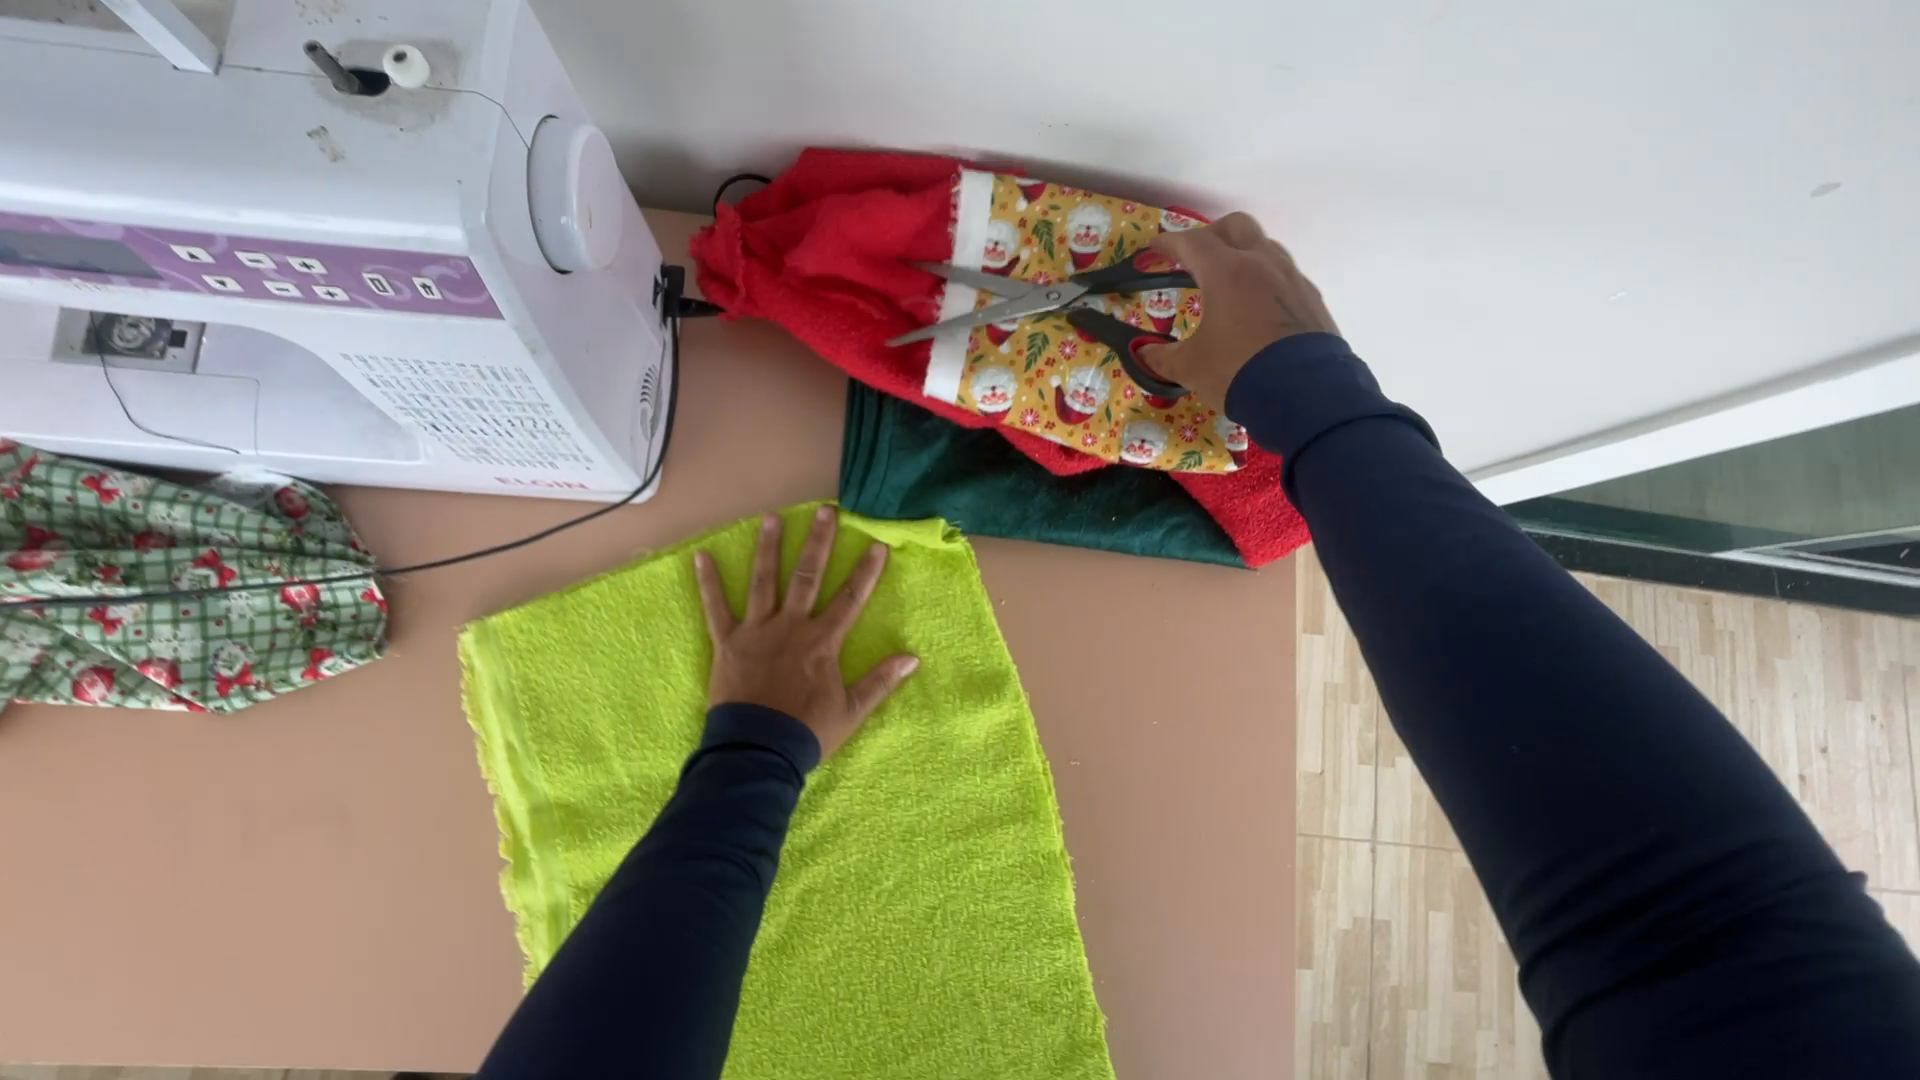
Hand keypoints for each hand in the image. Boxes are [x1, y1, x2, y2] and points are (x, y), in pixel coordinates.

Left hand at [693, 507, 918, 757]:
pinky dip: (708, 582)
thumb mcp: (852, 711)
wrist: (757, 751)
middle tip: (826, 512)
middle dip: (819, 542)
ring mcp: (757, 631)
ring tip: (772, 518)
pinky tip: (700, 556)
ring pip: (764, 581)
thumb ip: (881, 681)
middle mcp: (791, 626)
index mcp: (822, 641)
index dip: (866, 572)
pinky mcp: (727, 642)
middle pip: (808, 576)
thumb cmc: (807, 732)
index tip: (877, 545)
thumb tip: (912, 658)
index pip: (850, 598)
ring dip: (769, 548)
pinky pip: (715, 607)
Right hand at [1135, 212, 1339, 410]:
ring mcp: (1292, 278)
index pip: (1191, 242)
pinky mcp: (1312, 298)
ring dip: (1243, 253)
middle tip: (1195, 257)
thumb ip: (1161, 357)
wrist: (1304, 394)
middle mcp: (1262, 263)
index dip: (1168, 243)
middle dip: (1210, 234)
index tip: (1154, 249)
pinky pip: (1285, 274)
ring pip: (1265, 246)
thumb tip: (1142, 354)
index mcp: (1227, 272)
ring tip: (1229, 281)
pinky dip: (1266, 279)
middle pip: (1236, 226)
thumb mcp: (1190, 368)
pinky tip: (1258, 306)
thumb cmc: (1237, 371)